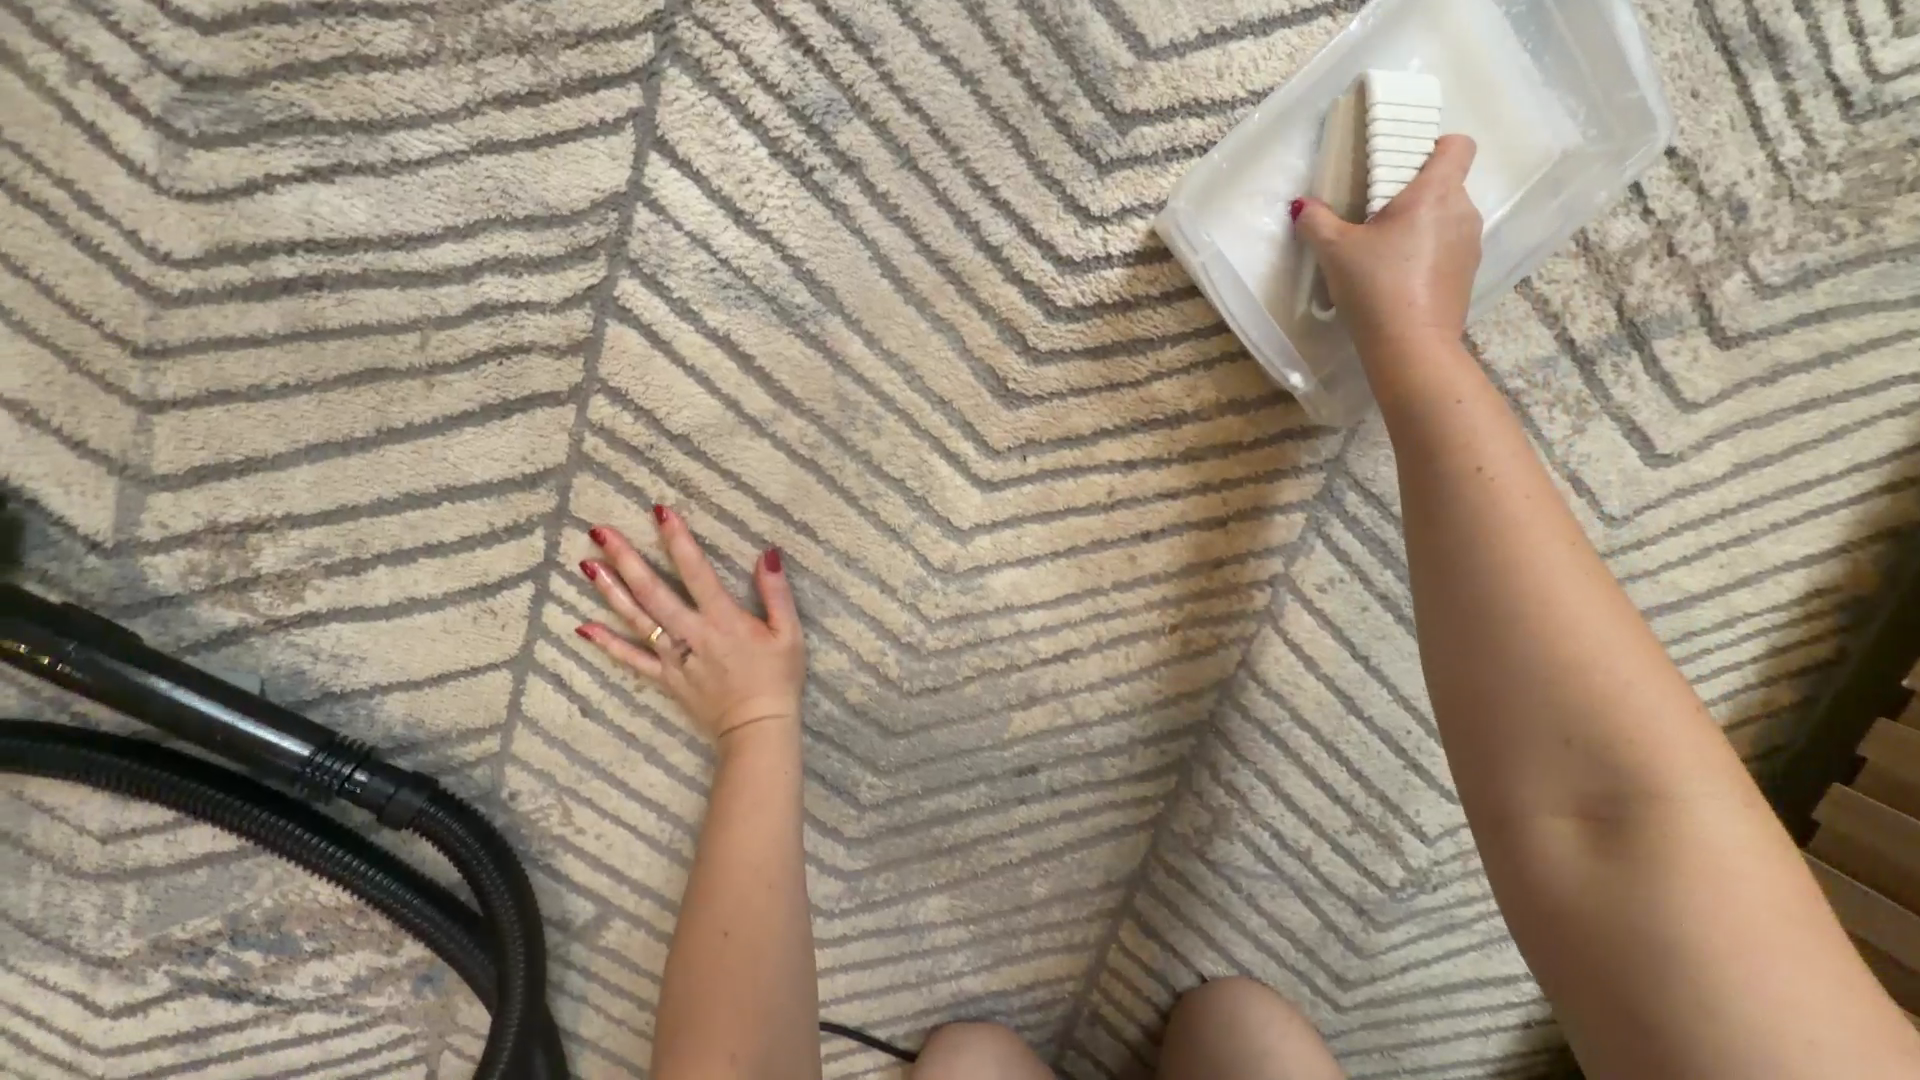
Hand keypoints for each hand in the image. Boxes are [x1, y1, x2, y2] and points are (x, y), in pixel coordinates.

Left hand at [575, 506, 803, 745]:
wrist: (758, 727)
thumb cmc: (778, 678)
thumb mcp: (789, 633)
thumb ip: (776, 593)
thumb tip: (767, 554)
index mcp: (724, 620)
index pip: (696, 572)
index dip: (678, 541)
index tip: (660, 512)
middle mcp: (693, 634)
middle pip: (653, 592)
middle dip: (627, 559)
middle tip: (600, 532)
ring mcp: (675, 658)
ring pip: (637, 620)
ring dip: (611, 591)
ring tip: (587, 565)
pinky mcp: (666, 679)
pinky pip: (632, 660)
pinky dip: (608, 644)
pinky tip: (584, 627)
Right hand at [1295, 134, 1482, 355]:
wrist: (1410, 346)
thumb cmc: (1375, 286)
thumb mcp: (1334, 251)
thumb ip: (1316, 221)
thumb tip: (1302, 206)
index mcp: (1436, 192)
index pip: (1457, 144)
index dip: (1432, 147)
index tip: (1399, 169)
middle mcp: (1463, 210)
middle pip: (1446, 184)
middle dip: (1413, 195)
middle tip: (1374, 219)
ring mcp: (1470, 244)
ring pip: (1445, 219)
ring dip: (1419, 227)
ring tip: (1384, 255)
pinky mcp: (1466, 274)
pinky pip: (1447, 250)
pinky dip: (1425, 256)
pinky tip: (1398, 281)